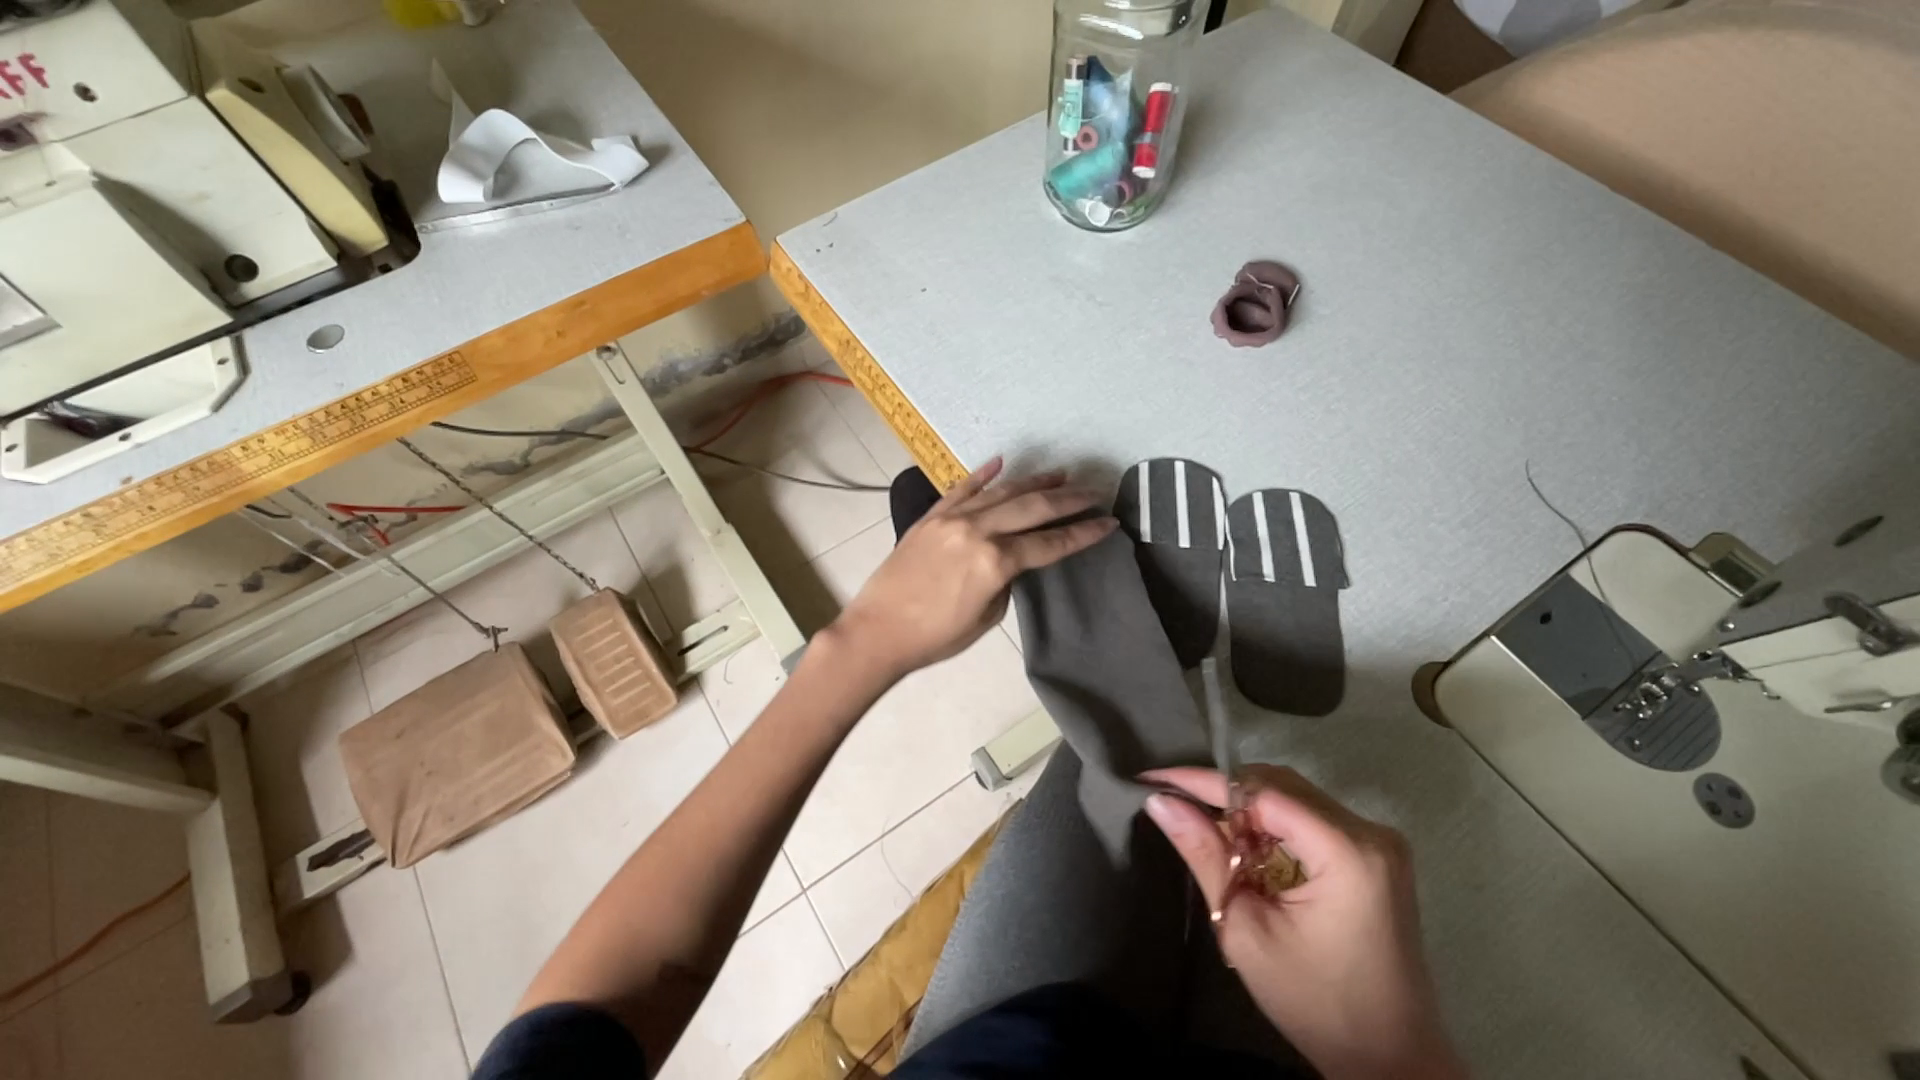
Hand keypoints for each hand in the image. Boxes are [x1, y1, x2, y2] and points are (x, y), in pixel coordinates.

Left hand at [829, 457, 1115, 680]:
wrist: (878, 631)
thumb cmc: (935, 636)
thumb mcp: (986, 616)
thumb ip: (1006, 580)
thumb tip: (1015, 558)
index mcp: (996, 562)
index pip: (1051, 542)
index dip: (1083, 533)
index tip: (1109, 522)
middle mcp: (977, 531)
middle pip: (1033, 508)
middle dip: (1068, 499)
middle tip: (1094, 491)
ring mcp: (951, 519)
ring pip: (1001, 492)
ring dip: (1034, 482)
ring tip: (1060, 474)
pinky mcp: (930, 517)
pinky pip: (961, 488)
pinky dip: (983, 475)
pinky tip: (1002, 462)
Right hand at [1143, 766, 1467, 1079]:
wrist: (1392, 1059)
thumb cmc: (1315, 1003)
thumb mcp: (1245, 930)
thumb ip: (1205, 856)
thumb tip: (1160, 804)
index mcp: (1347, 851)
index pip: (1262, 791)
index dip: (1205, 781)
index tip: (1154, 779)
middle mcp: (1370, 832)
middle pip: (1281, 786)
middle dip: (1224, 793)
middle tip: (1176, 807)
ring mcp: (1378, 841)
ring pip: (1294, 797)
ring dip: (1247, 810)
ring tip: (1207, 834)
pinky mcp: (1376, 855)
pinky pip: (1312, 817)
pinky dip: (1273, 826)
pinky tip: (1247, 851)